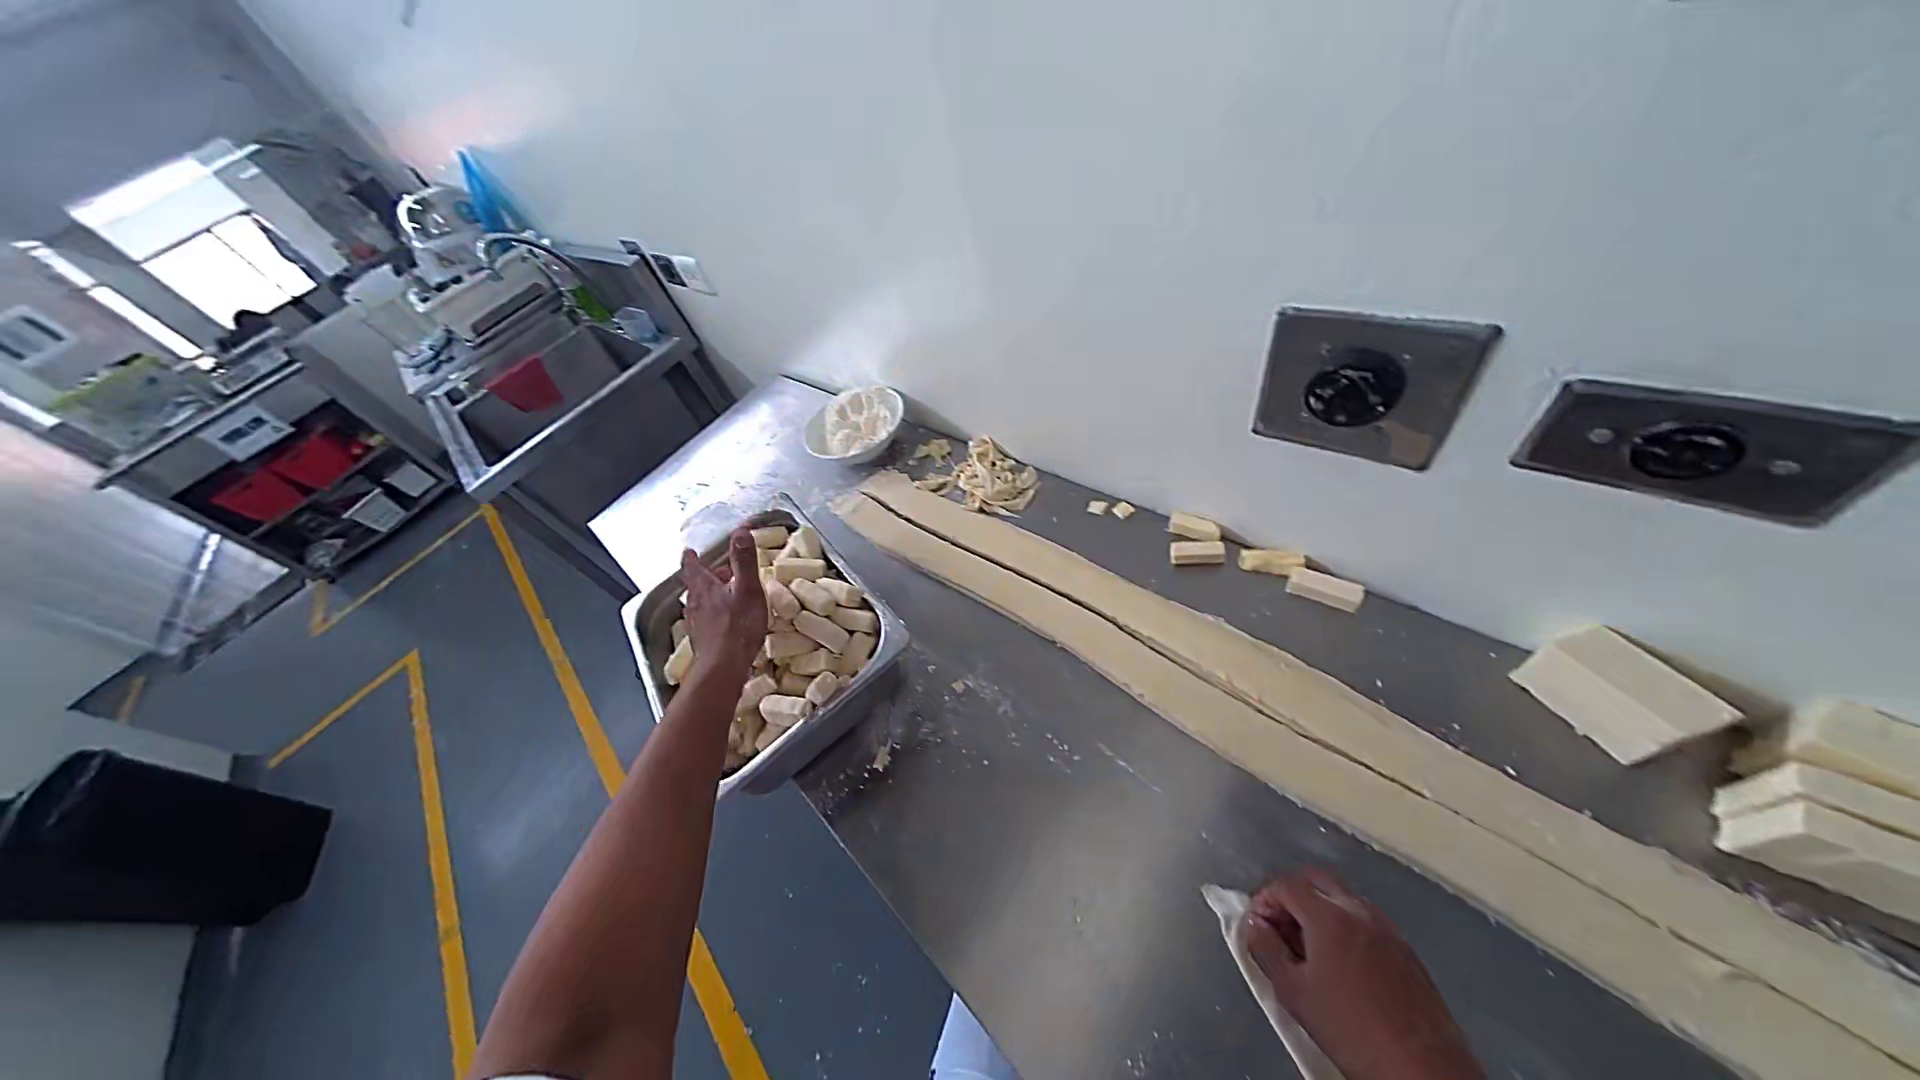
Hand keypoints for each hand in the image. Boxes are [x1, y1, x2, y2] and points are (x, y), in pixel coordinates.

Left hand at [680, 529, 767, 677]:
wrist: (723, 667)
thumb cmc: (738, 627)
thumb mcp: (747, 589)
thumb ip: (744, 561)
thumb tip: (740, 532)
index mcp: (704, 587)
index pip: (692, 567)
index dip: (692, 558)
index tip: (691, 552)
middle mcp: (695, 603)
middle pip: (697, 584)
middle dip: (708, 576)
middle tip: (724, 572)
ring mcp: (697, 623)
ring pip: (701, 603)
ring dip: (711, 596)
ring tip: (727, 595)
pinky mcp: (703, 640)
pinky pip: (706, 620)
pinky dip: (715, 614)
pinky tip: (727, 621)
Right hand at [1247, 868, 1481, 1079]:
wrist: (1424, 1069)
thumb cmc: (1352, 1030)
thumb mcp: (1293, 992)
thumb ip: (1265, 949)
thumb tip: (1255, 925)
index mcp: (1329, 916)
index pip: (1285, 884)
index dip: (1263, 900)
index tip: (1257, 926)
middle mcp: (1360, 911)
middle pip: (1314, 879)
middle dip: (1290, 896)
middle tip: (1278, 927)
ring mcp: (1388, 928)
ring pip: (1341, 897)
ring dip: (1318, 909)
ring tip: (1308, 949)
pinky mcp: (1406, 949)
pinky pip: (1365, 919)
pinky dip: (1344, 926)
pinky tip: (1341, 964)